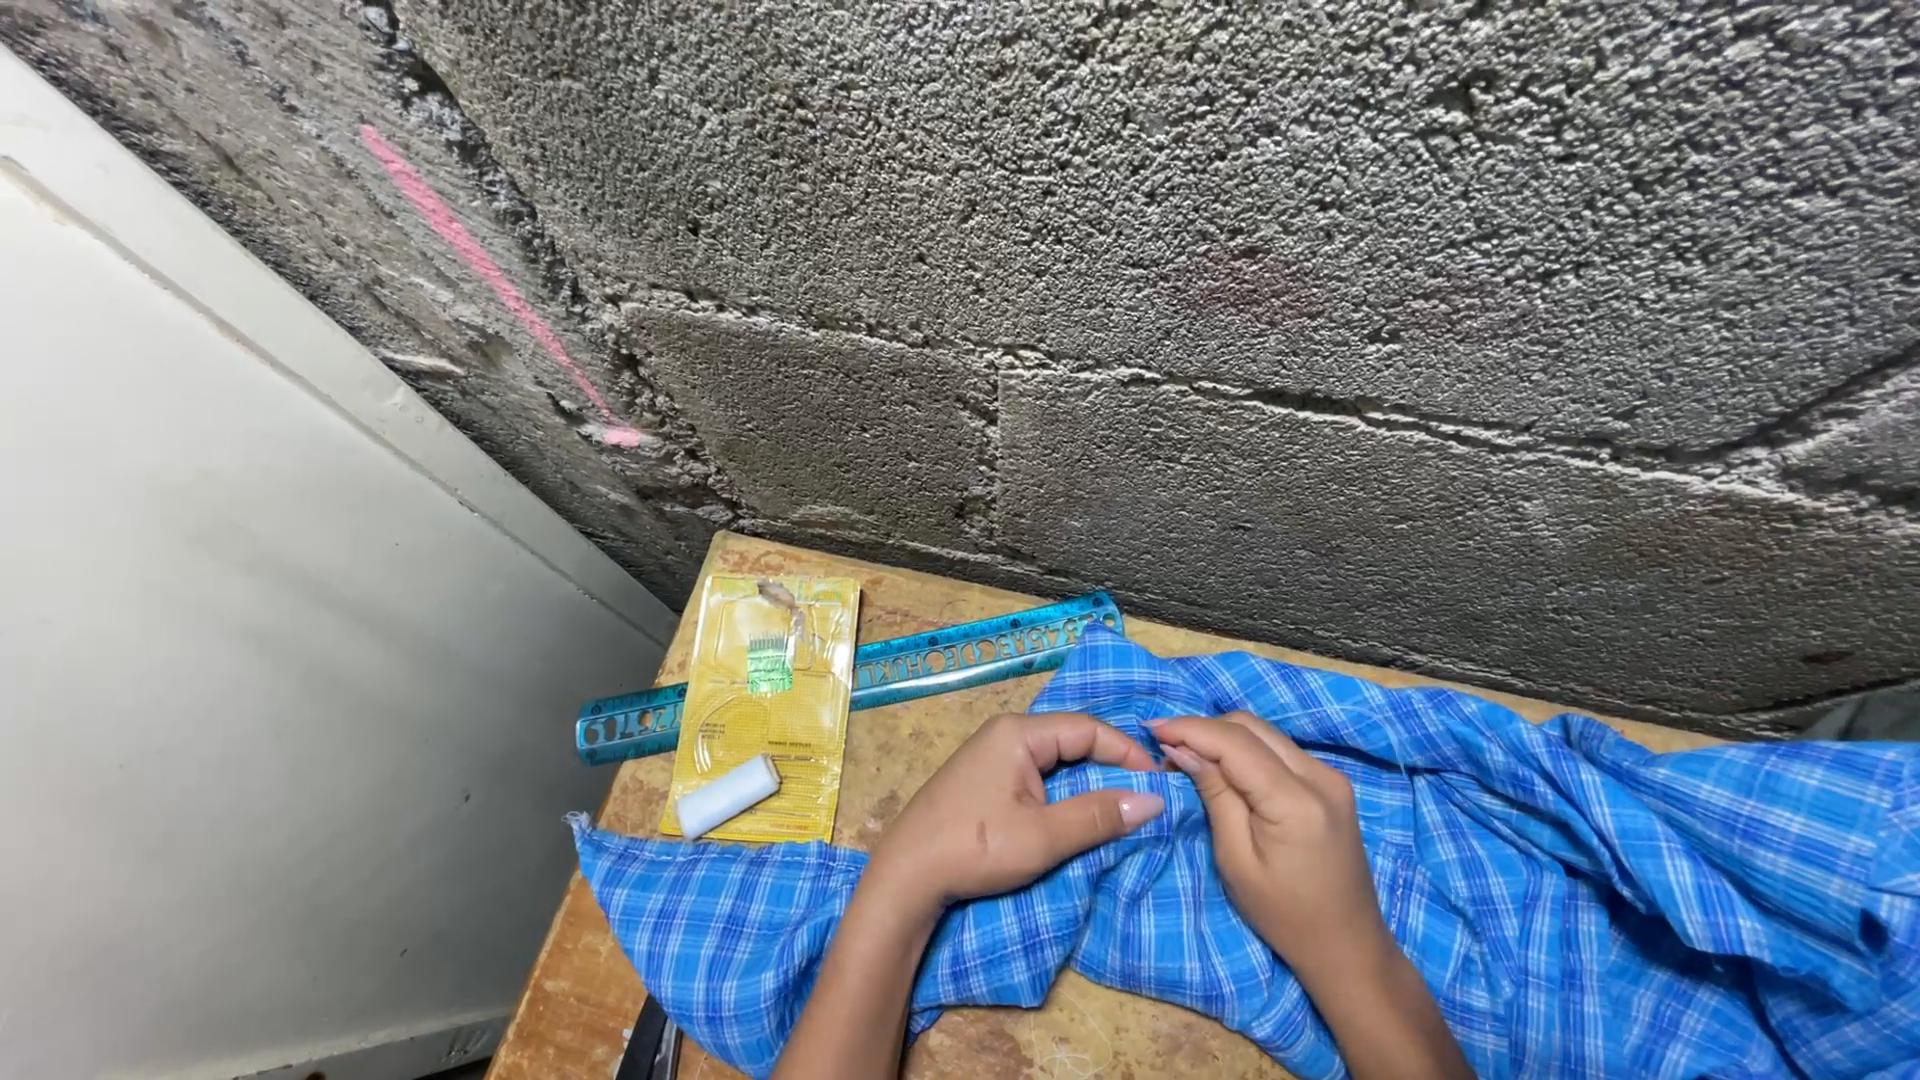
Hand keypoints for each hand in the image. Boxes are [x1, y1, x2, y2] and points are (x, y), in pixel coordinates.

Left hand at [866, 712, 1165, 916]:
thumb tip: (1154, 800)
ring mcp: (992, 754)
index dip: (1127, 752)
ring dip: (1088, 779)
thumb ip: (1098, 815)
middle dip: (1110, 765)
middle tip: (1146, 795)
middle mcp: (1005, 733)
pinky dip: (1064, 789)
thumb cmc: (975, 848)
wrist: (906, 875)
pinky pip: (1037, 772)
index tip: (1159, 783)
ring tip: (1121, 805)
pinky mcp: (985, 778)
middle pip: (1072, 738)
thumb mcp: (1043, 837)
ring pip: (1055, 757)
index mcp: (1018, 733)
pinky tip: (1078, 811)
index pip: (1088, 729)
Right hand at [1149, 711, 1387, 972]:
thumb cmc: (1284, 915)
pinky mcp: (1330, 783)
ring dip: (1222, 736)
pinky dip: (1244, 748)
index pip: (1234, 742)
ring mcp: (1330, 776)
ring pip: (1264, 732)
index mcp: (1296, 801)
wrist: (1349, 947)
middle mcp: (1320, 776)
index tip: (1151, 730)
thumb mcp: (1236, 859)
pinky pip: (1278, 748)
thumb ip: (1214, 795)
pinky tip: (1222, 766)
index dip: (1189, 729)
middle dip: (1203, 729)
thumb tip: (1181, 750)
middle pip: (1250, 727)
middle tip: (1166, 748)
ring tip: (1187, 756)